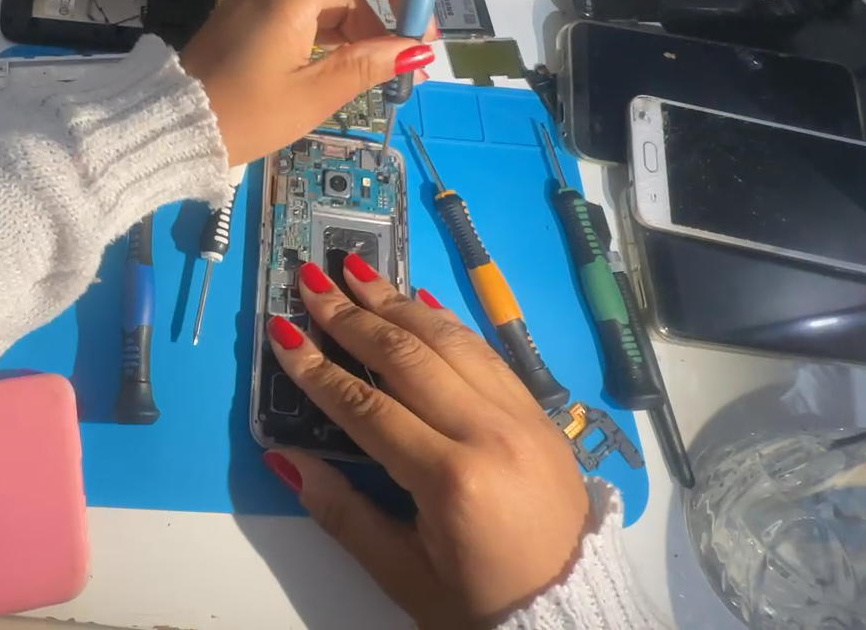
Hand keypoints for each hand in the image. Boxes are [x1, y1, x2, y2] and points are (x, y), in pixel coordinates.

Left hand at [179, 0, 465, 165]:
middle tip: (422, 37)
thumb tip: (416, 49)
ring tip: (393, 63)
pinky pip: (316, 4)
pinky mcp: (261, 10)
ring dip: (372, 16)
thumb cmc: (241, 114)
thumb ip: (367, 66)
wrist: (173, 126)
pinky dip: (345, 26)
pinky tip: (360, 61)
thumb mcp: (311, 96)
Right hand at [262, 256, 591, 629]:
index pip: (366, 408)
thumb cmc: (485, 607)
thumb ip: (342, 513)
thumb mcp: (405, 576)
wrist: (583, 623)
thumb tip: (285, 457)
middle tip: (311, 279)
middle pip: (405, 357)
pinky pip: (484, 351)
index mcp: (451, 480)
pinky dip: (445, 320)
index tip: (282, 331)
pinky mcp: (539, 412)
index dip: (317, 369)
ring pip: (446, 340)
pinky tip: (417, 299)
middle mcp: (488, 432)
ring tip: (355, 271)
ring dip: (394, 301)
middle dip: (350, 315)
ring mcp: (520, 415)